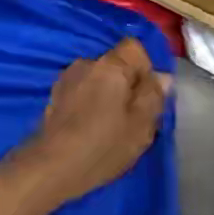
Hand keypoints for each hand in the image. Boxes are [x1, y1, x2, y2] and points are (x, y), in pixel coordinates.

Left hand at [16, 38, 169, 204]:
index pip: (135, 47)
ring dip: (106, 94)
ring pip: (98, 78)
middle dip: (127, 85)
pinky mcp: (54, 95)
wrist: (51, 166)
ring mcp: (67, 78)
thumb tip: (162, 76)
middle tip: (131, 118)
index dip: (146, 68)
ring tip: (108, 126)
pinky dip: (89, 103)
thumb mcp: (141, 125)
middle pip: (116, 64)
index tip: (148, 97)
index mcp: (111, 65)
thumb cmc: (103, 145)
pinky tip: (88, 129)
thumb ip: (153, 96)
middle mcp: (87, 63)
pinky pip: (82, 90)